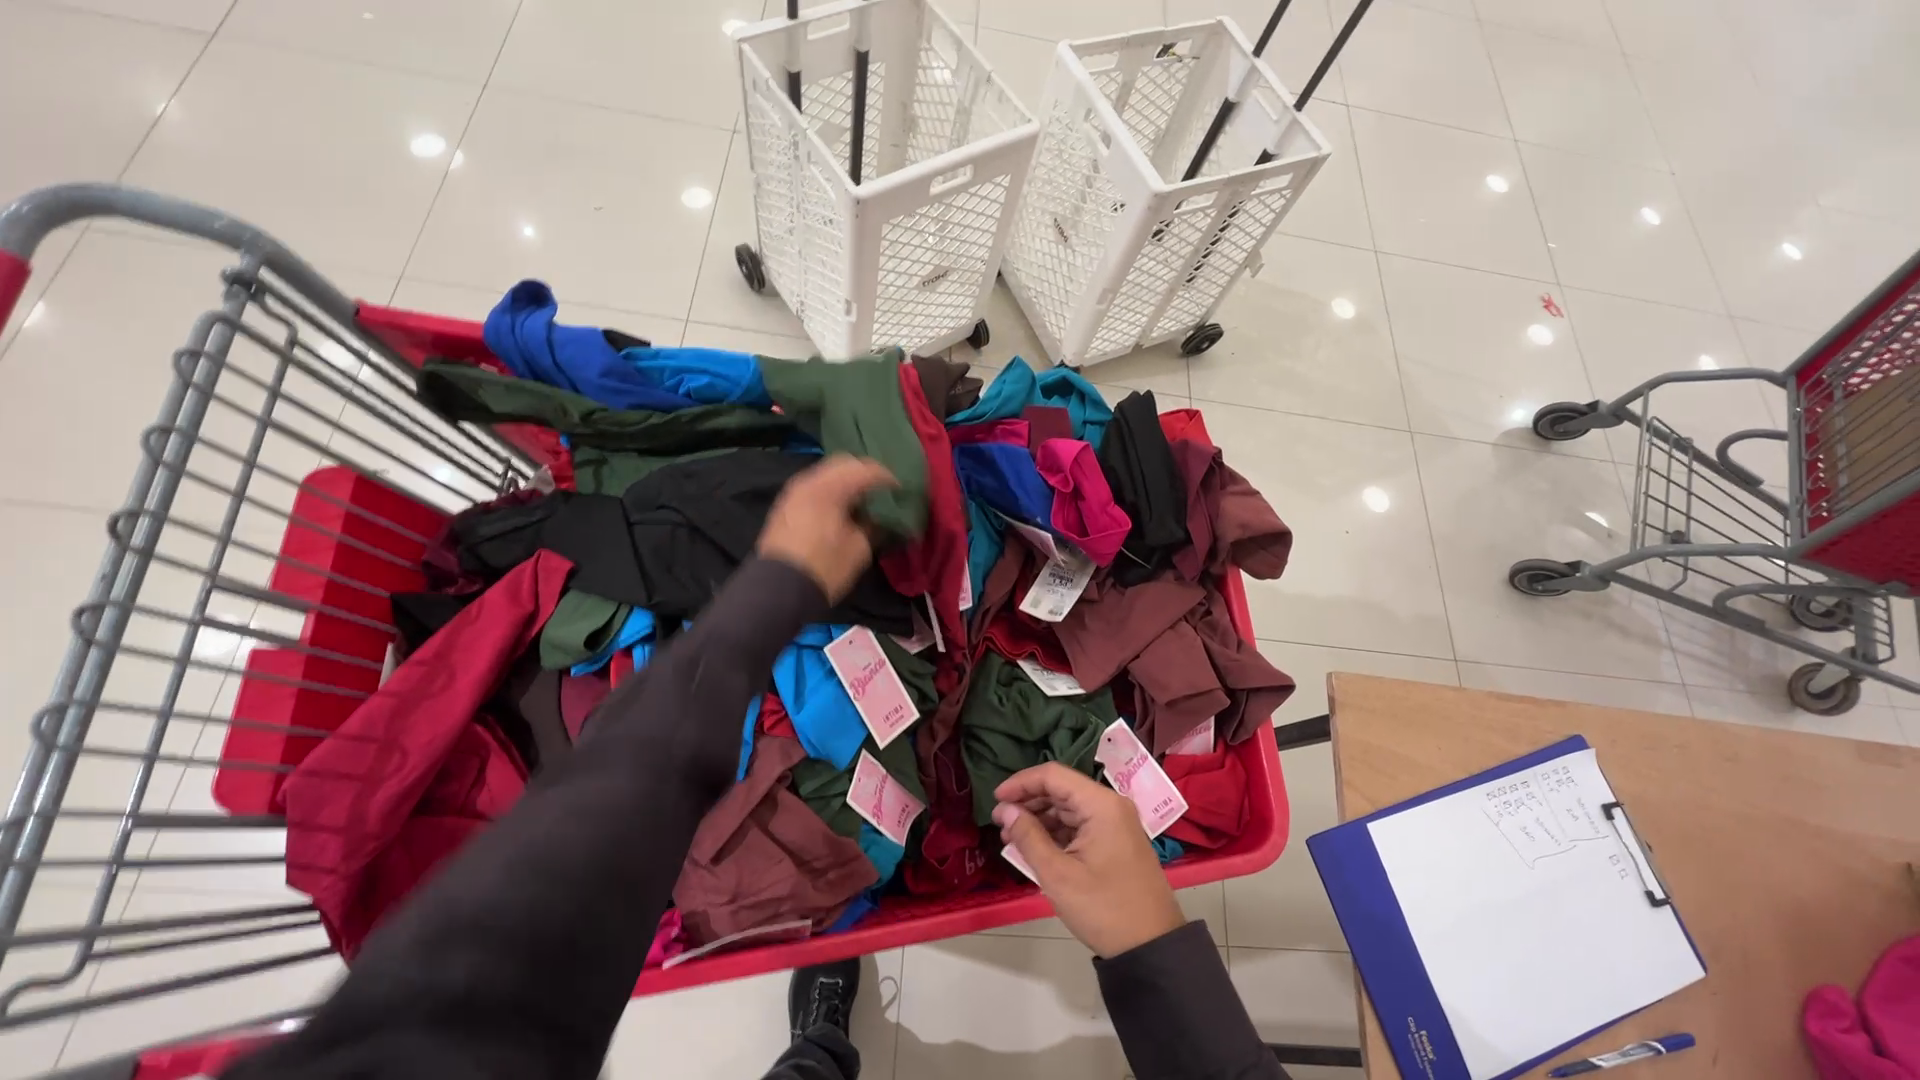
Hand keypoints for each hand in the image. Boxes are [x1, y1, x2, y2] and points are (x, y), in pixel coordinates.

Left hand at [757, 455, 897, 602]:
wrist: (778, 590)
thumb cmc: (824, 569)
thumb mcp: (858, 549)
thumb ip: (872, 526)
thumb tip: (880, 518)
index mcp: (829, 488)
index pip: (865, 470)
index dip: (887, 478)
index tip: (900, 490)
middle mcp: (809, 481)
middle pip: (843, 463)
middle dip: (865, 472)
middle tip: (882, 489)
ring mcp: (793, 491)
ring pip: (826, 473)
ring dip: (846, 480)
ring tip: (862, 498)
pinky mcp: (786, 505)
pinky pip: (814, 486)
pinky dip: (831, 489)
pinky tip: (841, 507)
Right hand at [992, 763, 1185, 957]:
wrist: (1151, 946)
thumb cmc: (1103, 908)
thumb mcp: (1058, 874)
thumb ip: (1028, 836)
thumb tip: (1005, 810)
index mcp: (1101, 804)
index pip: (1053, 776)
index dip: (1021, 783)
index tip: (995, 800)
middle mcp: (1110, 805)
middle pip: (1061, 790)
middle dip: (1028, 803)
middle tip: (1001, 824)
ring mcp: (1116, 823)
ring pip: (1069, 808)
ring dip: (1040, 819)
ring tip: (1013, 839)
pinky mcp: (1116, 841)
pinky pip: (1080, 825)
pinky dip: (1056, 832)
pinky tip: (1036, 848)